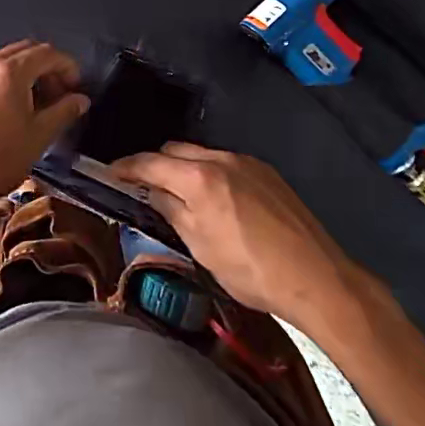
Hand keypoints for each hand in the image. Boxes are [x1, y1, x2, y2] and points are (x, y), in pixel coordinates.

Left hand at [0, 41, 88, 209]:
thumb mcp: (40, 135)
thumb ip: (64, 111)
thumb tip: (79, 101)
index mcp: (9, 74)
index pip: (47, 54)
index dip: (68, 67)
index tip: (75, 85)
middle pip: (27, 50)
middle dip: (48, 67)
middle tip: (60, 91)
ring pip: (7, 60)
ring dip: (28, 73)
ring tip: (39, 102)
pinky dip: (7, 80)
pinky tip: (14, 107)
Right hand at [111, 143, 367, 326]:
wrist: (314, 275)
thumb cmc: (249, 270)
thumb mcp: (200, 246)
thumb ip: (171, 211)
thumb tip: (150, 191)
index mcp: (200, 178)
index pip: (152, 162)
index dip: (127, 167)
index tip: (110, 173)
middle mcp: (223, 158)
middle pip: (176, 150)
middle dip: (155, 163)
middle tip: (141, 186)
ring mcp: (248, 162)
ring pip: (202, 154)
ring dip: (184, 168)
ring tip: (178, 195)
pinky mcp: (266, 172)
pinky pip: (226, 163)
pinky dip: (209, 173)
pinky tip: (214, 199)